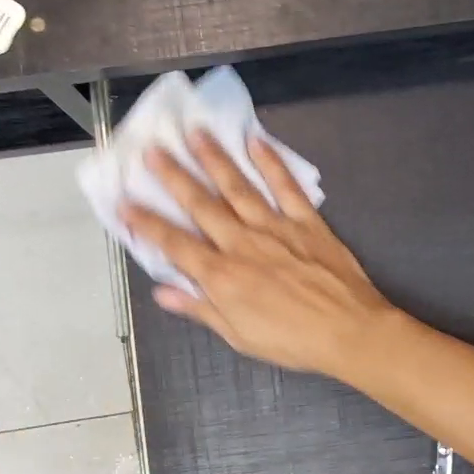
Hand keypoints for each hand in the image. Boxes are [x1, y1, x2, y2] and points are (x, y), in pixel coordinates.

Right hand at [122, 130, 398, 376]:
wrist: (348, 331)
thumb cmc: (292, 341)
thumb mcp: (239, 336)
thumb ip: (201, 309)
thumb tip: (163, 292)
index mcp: (223, 276)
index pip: (175, 245)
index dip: (147, 224)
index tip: (124, 203)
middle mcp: (242, 244)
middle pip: (202, 205)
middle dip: (174, 177)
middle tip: (152, 150)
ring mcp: (275, 228)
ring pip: (238, 186)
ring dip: (214, 158)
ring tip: (195, 132)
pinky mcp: (306, 222)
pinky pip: (285, 186)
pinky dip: (270, 162)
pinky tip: (255, 140)